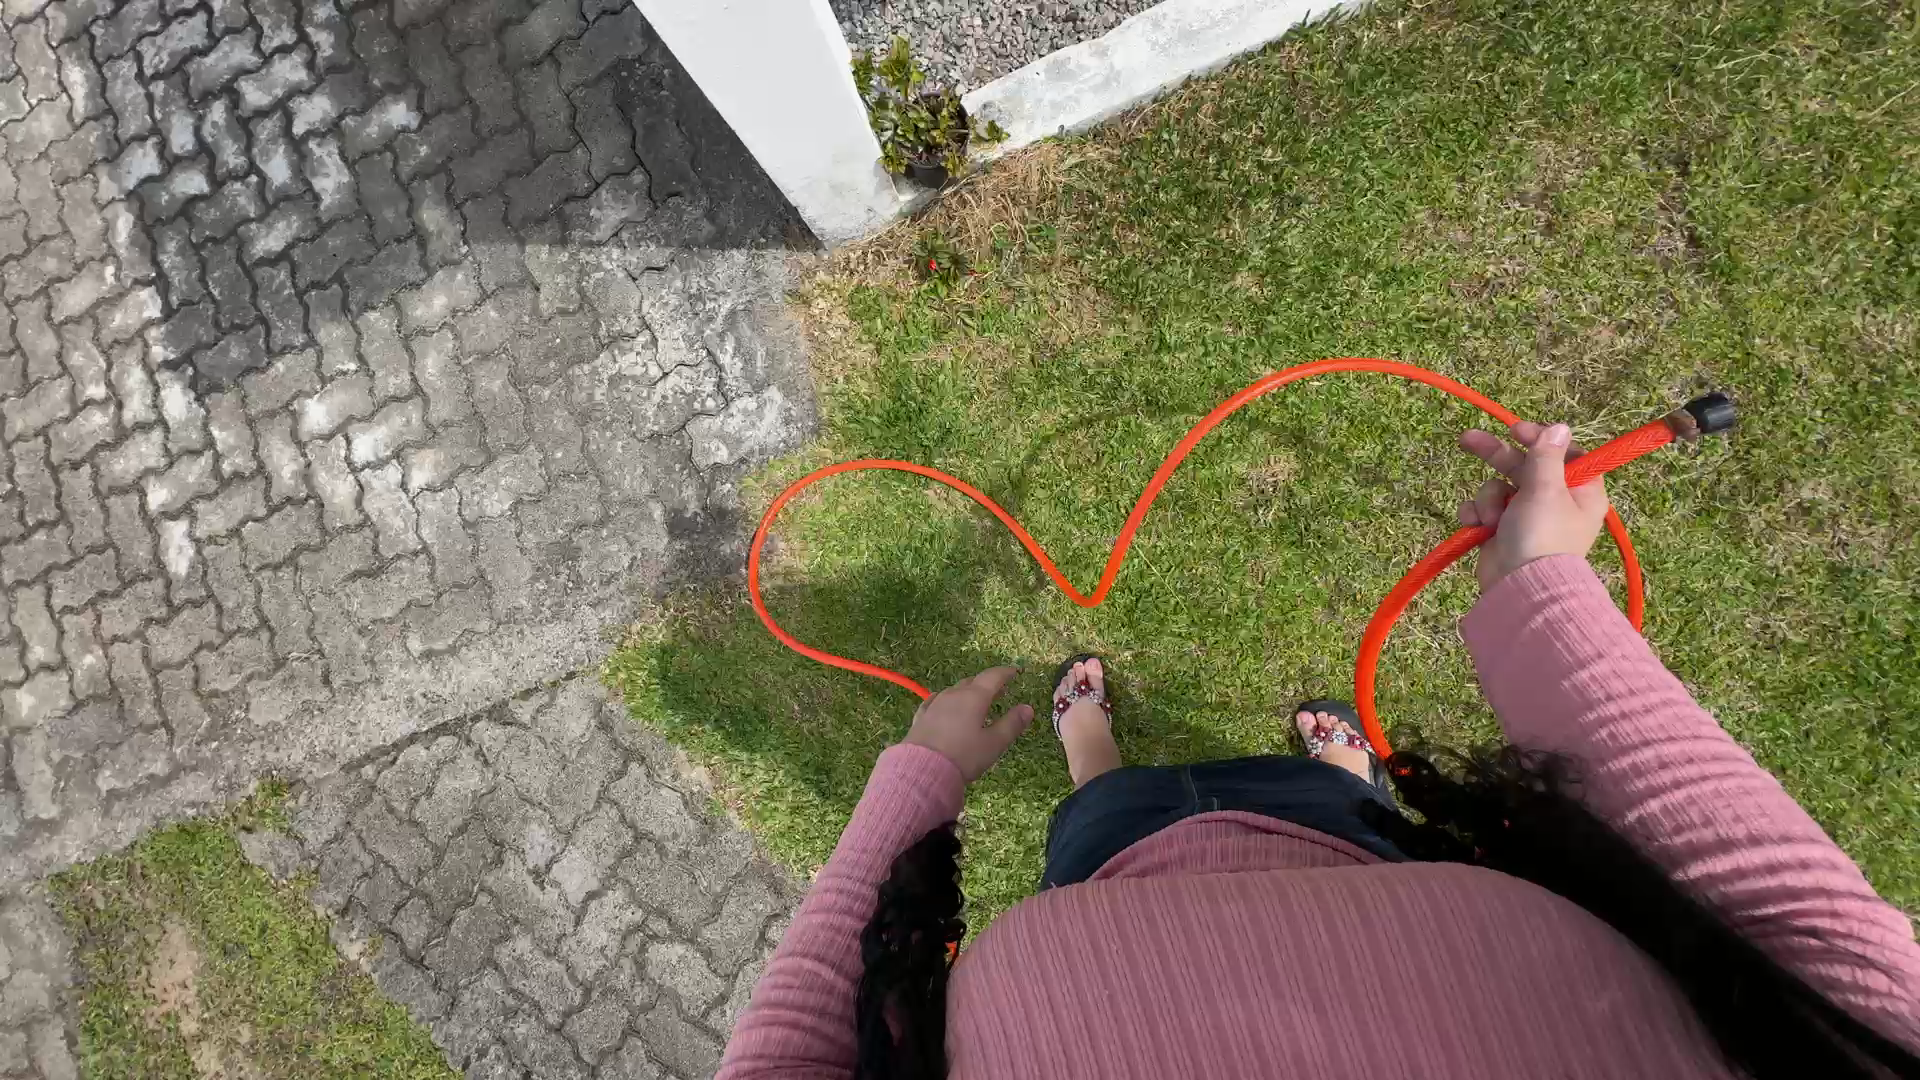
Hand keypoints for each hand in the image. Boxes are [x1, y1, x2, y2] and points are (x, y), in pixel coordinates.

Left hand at [902, 666, 1034, 782]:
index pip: (992, 677)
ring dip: (967, 692)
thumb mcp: (994, 743)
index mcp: (974, 697)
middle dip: (987, 684)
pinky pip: (936, 701)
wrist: (923, 770)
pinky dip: (947, 700)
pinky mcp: (921, 717)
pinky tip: (944, 704)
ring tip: (976, 700)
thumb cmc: (964, 756)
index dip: (1005, 673)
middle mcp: (953, 695)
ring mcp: (935, 704)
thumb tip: (1028, 708)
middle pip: (973, 682)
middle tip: (999, 690)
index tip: (1015, 671)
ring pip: (954, 690)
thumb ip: (1012, 724)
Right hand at [1457, 421, 1608, 589]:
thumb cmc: (1541, 535)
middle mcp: (1552, 500)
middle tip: (1467, 439)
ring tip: (1490, 518)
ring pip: (1497, 489)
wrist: (1519, 584)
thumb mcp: (1546, 491)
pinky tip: (1477, 525)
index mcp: (1577, 490)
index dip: (1539, 440)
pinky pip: (1482, 509)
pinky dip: (1476, 515)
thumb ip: (1547, 457)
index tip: (1515, 430)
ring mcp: (1524, 516)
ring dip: (1487, 499)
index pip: (1562, 454)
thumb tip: (1560, 427)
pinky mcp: (1499, 529)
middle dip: (1495, 456)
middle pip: (1522, 467)